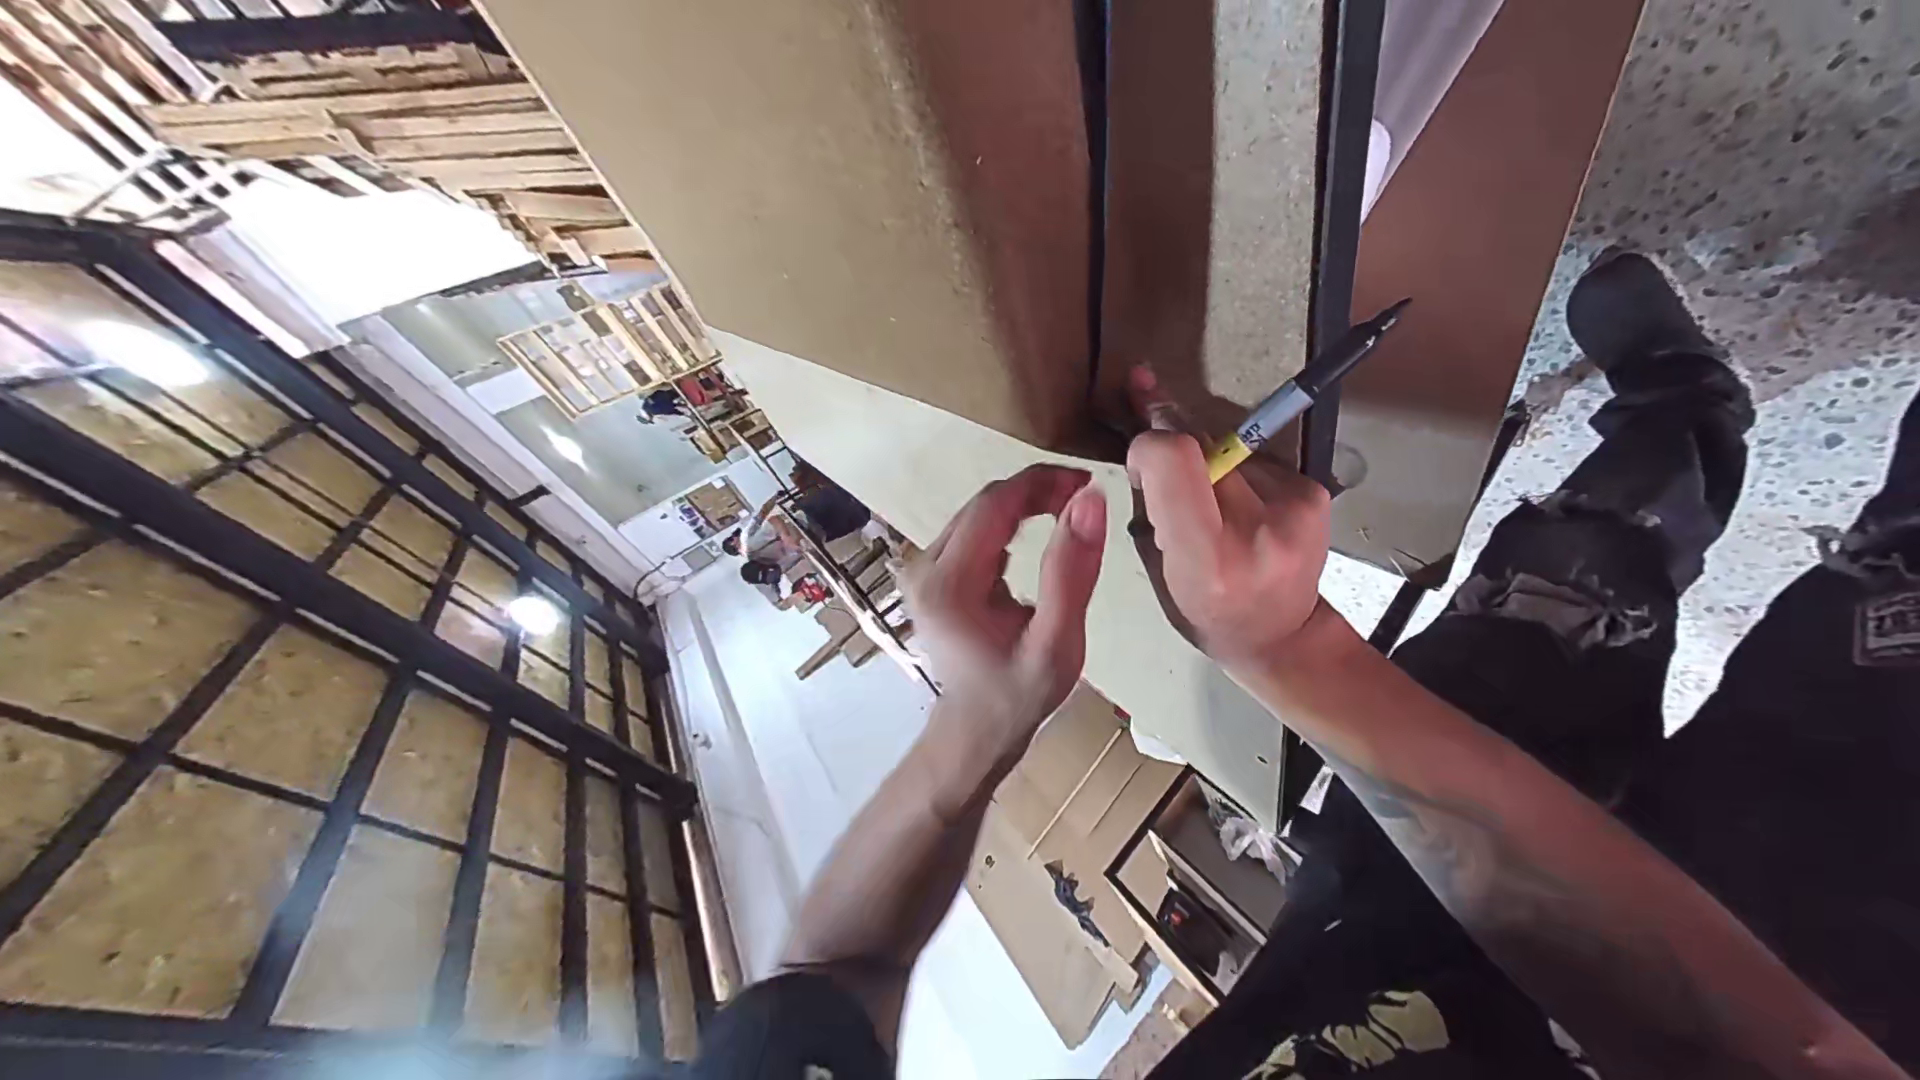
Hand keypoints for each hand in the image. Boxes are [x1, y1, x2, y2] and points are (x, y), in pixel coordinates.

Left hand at [903, 464, 1106, 745]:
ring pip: (978, 512)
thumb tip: (1090, 499)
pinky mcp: (932, 574)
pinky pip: (974, 531)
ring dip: (1024, 504)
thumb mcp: (1056, 643)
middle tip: (1085, 497)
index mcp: (948, 583)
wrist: (976, 728)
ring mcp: (923, 569)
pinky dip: (1009, 524)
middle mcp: (924, 567)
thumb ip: (1071, 571)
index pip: (994, 503)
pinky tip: (1040, 531)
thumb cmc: (1018, 694)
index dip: (1042, 482)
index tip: (1088, 482)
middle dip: (1036, 491)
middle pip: (983, 503)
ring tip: (1070, 511)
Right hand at [1125, 366, 1332, 669]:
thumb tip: (1148, 432)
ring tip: (1210, 502)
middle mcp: (1260, 529)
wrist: (1281, 632)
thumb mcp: (1160, 569)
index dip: (1149, 446)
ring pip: (1228, 446)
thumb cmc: (1204, 611)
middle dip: (1172, 446)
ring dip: (1206, 462)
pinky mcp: (1314, 492)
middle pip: (1202, 443)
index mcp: (1209, 559)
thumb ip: (1153, 505)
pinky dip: (1236, 472)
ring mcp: (1296, 507)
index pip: (1175, 458)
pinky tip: (1239, 504)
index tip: (1140, 462)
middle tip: (1159, 451)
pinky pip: (1255, 458)